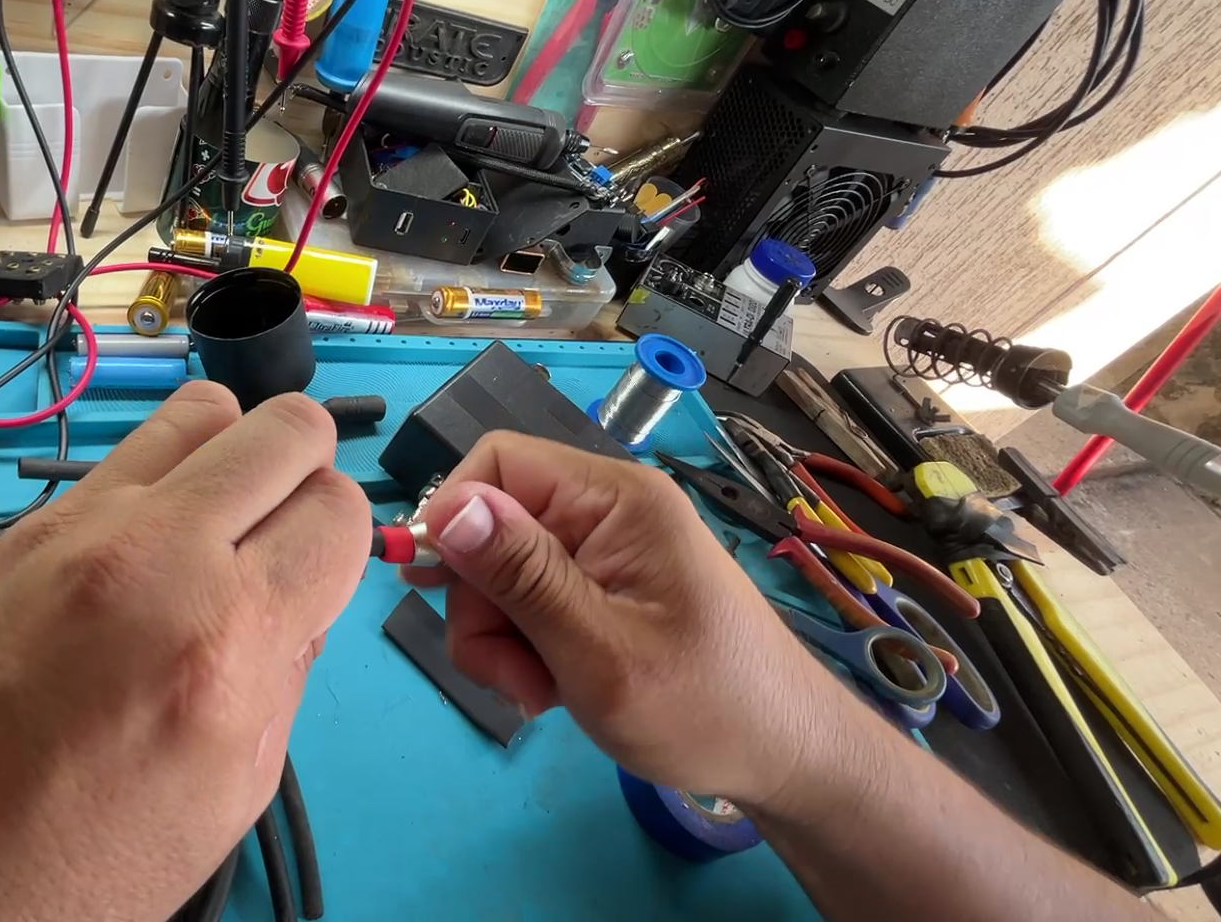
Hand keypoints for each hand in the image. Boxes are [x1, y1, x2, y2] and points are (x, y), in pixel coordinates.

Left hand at [0, 383, 370, 921]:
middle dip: (309, 471)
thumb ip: (290, 665)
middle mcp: (164, 558)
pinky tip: (154, 528)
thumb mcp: (236, 790)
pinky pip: (140, 441)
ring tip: (219, 516)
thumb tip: (302, 585)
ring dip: (240, 451)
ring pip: (214, 407)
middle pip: (291, 428)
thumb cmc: (83, 866)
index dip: (341, 539)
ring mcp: (88, 525)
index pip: (341, 510)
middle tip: (278, 532)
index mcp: (230, 643)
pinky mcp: (33, 520)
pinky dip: (175, 466)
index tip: (312, 572)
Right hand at [410, 431, 839, 807]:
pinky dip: (521, 642)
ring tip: (537, 690)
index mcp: (614, 497)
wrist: (786, 761)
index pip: (500, 460)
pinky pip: (527, 595)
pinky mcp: (597, 582)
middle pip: (492, 522)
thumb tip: (447, 506)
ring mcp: (600, 546)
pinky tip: (548, 684)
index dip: (453, 512)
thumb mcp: (601, 650)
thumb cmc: (705, 707)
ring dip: (498, 634)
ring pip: (500, 568)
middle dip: (480, 600)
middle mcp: (603, 507)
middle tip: (506, 673)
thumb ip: (522, 575)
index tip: (434, 586)